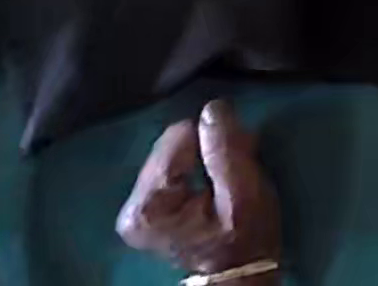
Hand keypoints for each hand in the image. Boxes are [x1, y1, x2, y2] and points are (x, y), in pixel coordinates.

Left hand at [116, 100, 281, 280]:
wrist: (239, 271)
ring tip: (223, 175)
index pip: (181, 135)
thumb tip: (211, 109)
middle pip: (175, 139)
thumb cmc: (245, 234)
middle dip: (207, 145)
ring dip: (204, 152)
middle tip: (230, 169)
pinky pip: (174, 157)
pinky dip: (196, 161)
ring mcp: (136, 205)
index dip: (212, 141)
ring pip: (176, 145)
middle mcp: (132, 205)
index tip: (232, 161)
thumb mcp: (245, 190)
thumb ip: (226, 149)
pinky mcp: (146, 203)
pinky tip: (210, 180)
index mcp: (150, 205)